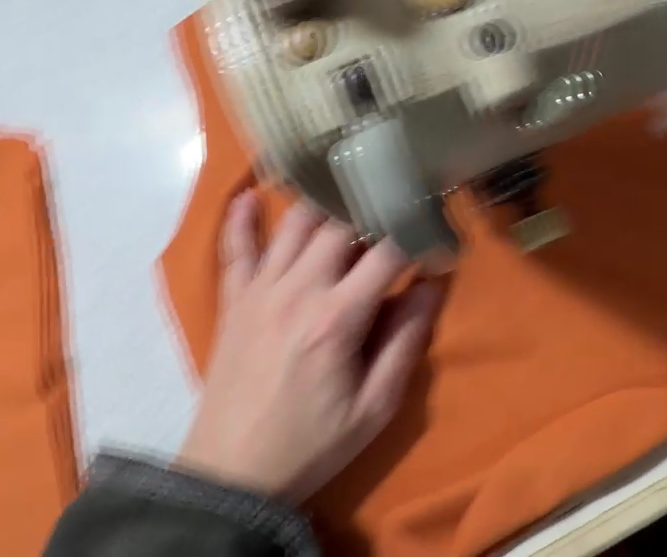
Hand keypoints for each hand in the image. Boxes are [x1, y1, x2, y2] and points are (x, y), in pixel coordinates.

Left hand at [177, 192, 442, 499]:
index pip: (387, 252)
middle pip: (340, 225)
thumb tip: (432, 284)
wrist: (230, 478)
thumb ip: (405, 341)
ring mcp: (260, 290)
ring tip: (348, 189)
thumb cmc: (311, 444)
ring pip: (294, 224)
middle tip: (395, 202)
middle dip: (373, 207)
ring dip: (323, 202)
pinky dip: (241, 219)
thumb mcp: (373, 408)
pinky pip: (234, 249)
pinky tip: (251, 194)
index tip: (436, 228)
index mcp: (337, 317)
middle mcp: (297, 290)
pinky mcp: (233, 301)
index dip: (417, 233)